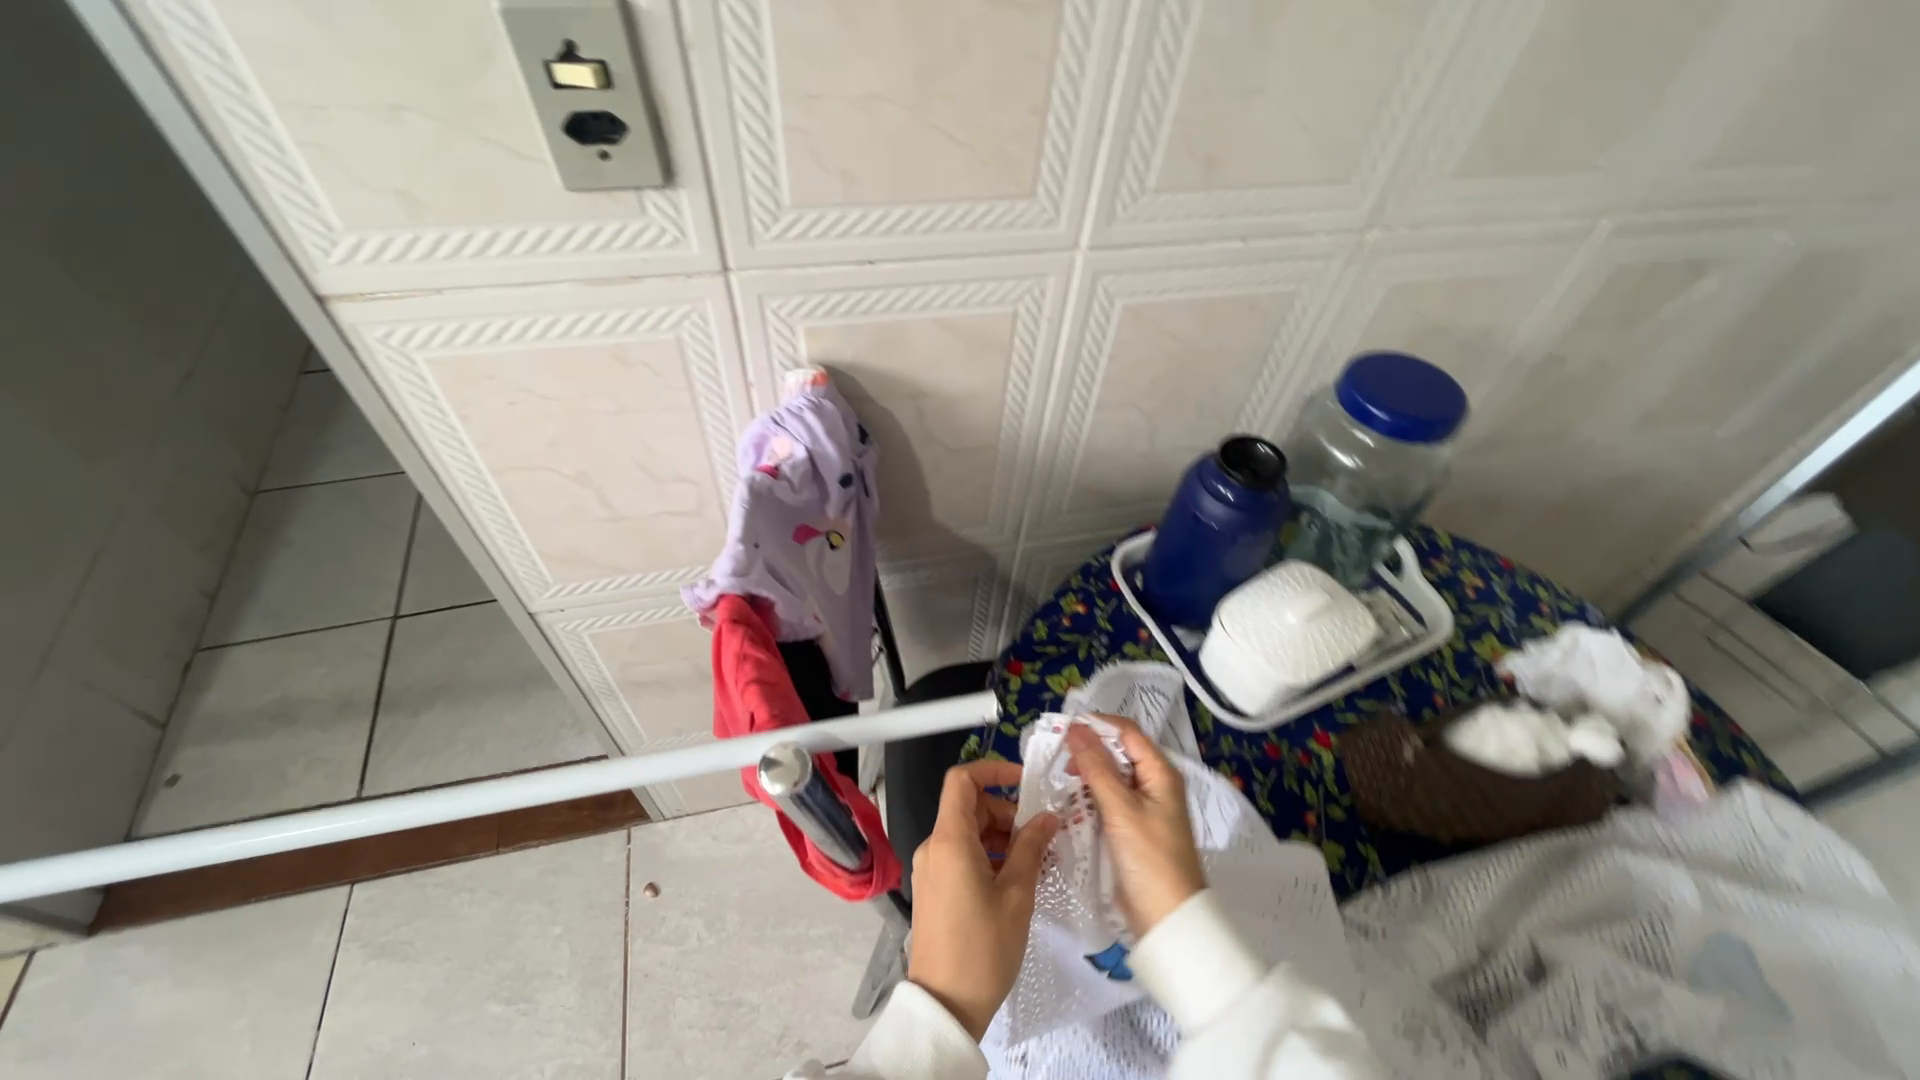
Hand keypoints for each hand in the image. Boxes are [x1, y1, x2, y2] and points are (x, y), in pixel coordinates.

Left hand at [907, 761, 1059, 1040]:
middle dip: (1006, 810)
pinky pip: (961, 855)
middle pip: (968, 806)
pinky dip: (988, 855)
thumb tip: (1047, 817)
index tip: (1025, 782)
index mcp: (950, 840)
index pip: (962, 780)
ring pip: (967, 832)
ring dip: (1000, 835)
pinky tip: (1016, 878)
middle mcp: (934, 846)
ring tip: (1035, 858)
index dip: (993, 770)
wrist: (946, 1004)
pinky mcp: (935, 888)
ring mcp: (931, 868)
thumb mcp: (1017, 895)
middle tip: (1041, 833)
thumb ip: (1031, 847)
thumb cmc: (983, 947)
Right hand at [1065, 716, 1206, 937]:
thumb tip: (1075, 729)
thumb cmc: (1150, 859)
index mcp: (1160, 772)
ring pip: (1110, 776)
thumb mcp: (1121, 810)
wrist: (1167, 918)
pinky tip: (1068, 799)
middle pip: (1118, 752)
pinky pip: (1107, 799)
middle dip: (1088, 748)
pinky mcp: (1131, 827)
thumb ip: (1097, 768)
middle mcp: (1153, 783)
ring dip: (1087, 772)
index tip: (1063, 728)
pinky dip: (1089, 795)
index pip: (1127, 732)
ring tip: (1058, 776)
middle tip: (1056, 755)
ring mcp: (1142, 806)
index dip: (1097, 724)